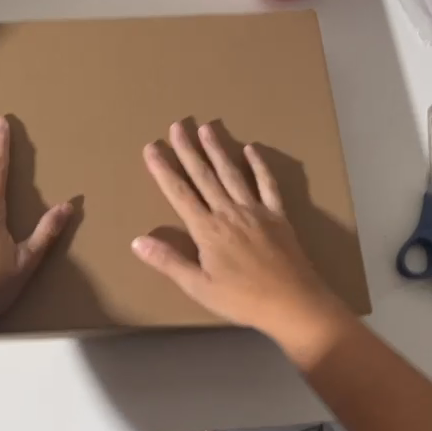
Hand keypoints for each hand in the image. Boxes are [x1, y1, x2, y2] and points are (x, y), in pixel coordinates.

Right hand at [133, 122, 358, 348]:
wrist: (294, 304)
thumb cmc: (242, 300)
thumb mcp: (199, 287)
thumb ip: (169, 261)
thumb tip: (137, 241)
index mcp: (207, 230)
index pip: (179, 193)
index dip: (163, 170)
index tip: (151, 148)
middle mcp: (229, 212)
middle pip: (204, 176)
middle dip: (188, 150)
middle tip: (177, 126)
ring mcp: (256, 211)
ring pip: (232, 174)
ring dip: (218, 150)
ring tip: (206, 128)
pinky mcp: (278, 216)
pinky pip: (267, 185)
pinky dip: (259, 166)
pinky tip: (252, 150)